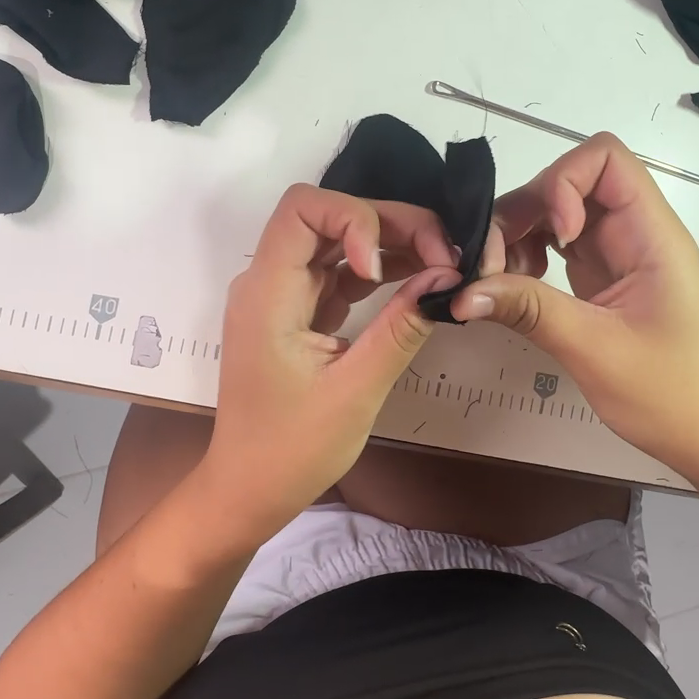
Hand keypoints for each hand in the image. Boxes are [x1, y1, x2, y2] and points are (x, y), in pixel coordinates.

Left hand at [202, 184, 462, 536]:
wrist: (250, 489)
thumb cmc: (292, 449)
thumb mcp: (356, 390)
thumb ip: (402, 328)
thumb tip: (448, 277)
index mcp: (268, 293)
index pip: (303, 208)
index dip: (353, 219)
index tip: (382, 268)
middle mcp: (270, 281)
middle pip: (329, 218)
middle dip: (390, 225)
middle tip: (445, 254)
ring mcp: (286, 295)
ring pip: (340, 241)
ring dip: (392, 245)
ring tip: (443, 264)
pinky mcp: (301, 312)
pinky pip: (341, 273)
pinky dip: (381, 271)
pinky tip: (420, 281)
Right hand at [451, 134, 698, 475]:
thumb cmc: (670, 395)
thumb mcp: (594, 350)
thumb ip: (529, 310)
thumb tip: (461, 292)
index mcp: (652, 235)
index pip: (606, 158)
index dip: (564, 181)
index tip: (550, 237)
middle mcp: (635, 232)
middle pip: (571, 182)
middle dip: (526, 211)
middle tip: (492, 263)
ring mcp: (618, 254)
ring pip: (559, 212)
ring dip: (520, 233)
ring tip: (496, 276)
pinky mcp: (603, 277)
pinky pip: (557, 244)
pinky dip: (527, 255)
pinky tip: (513, 285)